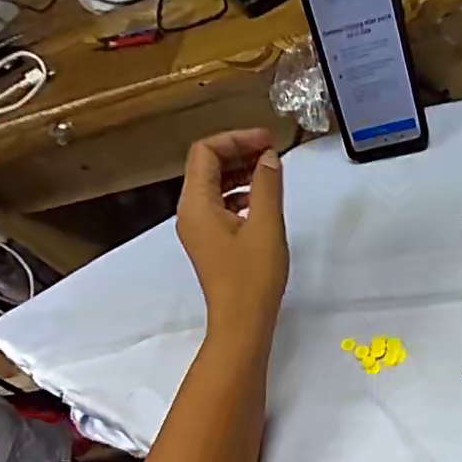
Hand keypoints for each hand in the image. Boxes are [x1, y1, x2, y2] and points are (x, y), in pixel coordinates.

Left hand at [176, 129, 287, 337]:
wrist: (241, 322)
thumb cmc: (252, 276)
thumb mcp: (265, 225)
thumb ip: (267, 185)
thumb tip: (269, 157)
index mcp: (196, 204)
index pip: (205, 152)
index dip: (236, 139)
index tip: (268, 141)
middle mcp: (189, 212)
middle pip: (206, 166)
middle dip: (238, 153)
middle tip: (272, 152)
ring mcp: (197, 228)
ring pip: (213, 186)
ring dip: (239, 173)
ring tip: (270, 172)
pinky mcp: (209, 242)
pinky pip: (218, 205)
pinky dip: (238, 194)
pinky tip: (261, 200)